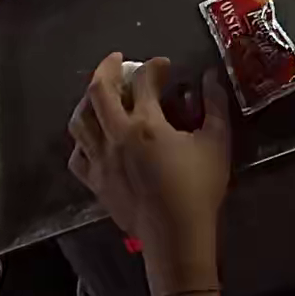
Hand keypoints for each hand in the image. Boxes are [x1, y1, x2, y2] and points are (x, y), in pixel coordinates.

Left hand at [68, 54, 231, 292]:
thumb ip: (215, 105)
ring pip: (80, 120)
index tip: (164, 65)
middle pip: (98, 91)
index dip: (154, 67)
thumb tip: (211, 76)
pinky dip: (82, 140)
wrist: (175, 236)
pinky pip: (77, 154)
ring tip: (101, 93)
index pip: (143, 82)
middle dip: (107, 68)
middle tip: (118, 59)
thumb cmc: (199, 188)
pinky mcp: (95, 182)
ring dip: (88, 100)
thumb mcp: (217, 142)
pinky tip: (94, 137)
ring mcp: (100, 160)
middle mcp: (116, 135)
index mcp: (146, 124)